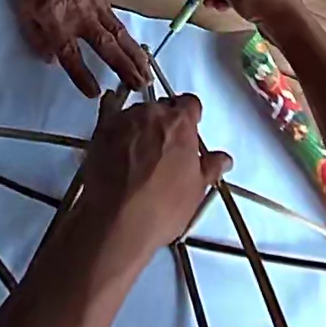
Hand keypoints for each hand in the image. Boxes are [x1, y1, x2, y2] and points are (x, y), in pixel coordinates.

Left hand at [18, 0, 149, 94]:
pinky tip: (140, 52)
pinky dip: (131, 41)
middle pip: (106, 47)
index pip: (71, 55)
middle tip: (139, 86)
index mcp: (57, 22)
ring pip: (119, 37)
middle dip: (123, 68)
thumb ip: (36, 37)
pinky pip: (120, 26)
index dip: (82, 75)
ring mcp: (96, 9)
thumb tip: (51, 59)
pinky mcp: (105, 3)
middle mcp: (81, 18)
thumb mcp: (24, 8)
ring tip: (148, 74)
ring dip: (134, 57)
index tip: (94, 93)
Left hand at [78, 90, 230, 257]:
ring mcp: (126, 120)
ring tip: (138, 148)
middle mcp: (154, 114)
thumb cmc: (157, 208)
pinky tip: (113, 112)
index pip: (191, 104)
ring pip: (138, 111)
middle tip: (165, 145)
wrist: (115, 222)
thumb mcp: (196, 190)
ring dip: (141, 123)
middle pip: (163, 107)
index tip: (190, 126)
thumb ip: (211, 167)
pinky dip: (113, 109)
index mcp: (181, 124)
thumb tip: (222, 160)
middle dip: (165, 121)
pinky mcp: (102, 130)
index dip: (190, 115)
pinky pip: (108, 108)